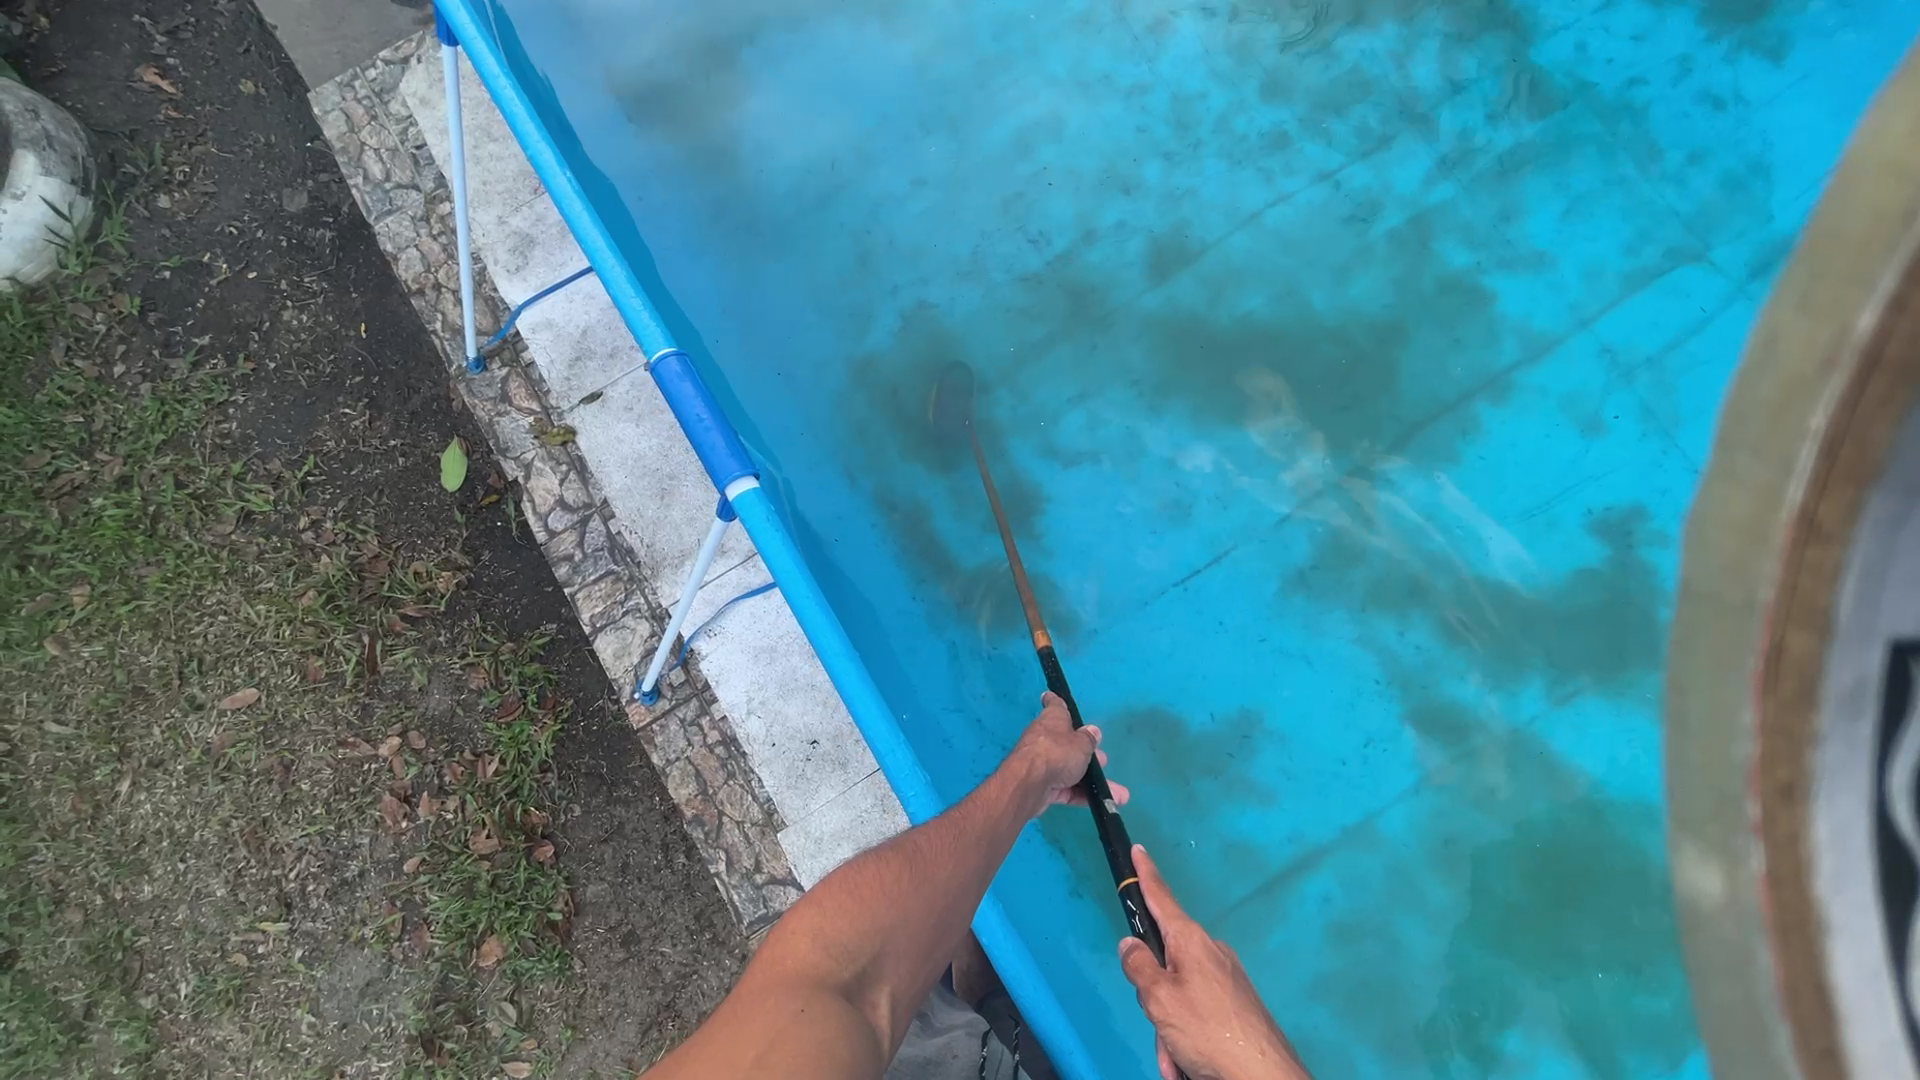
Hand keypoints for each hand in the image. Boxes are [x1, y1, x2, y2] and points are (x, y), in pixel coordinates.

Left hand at [1004, 692, 1128, 819]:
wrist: (1029, 784)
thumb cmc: (1057, 753)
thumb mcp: (1081, 744)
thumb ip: (1088, 739)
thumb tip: (1092, 731)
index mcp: (1052, 720)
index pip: (1055, 706)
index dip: (1056, 701)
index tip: (1051, 696)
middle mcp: (1044, 739)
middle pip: (1066, 743)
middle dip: (1085, 753)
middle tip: (1103, 760)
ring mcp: (1041, 764)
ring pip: (1069, 770)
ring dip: (1090, 781)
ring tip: (1117, 792)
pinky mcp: (1041, 786)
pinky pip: (1064, 789)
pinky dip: (1080, 795)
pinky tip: (1099, 802)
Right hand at [1118, 846, 1310, 1079]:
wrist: (1267, 1079)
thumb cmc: (1208, 1030)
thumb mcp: (1159, 998)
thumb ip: (1139, 966)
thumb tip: (1131, 943)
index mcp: (1190, 940)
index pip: (1161, 897)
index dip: (1146, 874)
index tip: (1139, 849)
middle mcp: (1210, 951)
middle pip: (1165, 959)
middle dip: (1154, 995)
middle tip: (1159, 1027)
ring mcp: (1227, 977)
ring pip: (1180, 993)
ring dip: (1171, 1027)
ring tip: (1178, 1059)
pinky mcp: (1238, 1003)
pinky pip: (1199, 1012)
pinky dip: (1189, 1037)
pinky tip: (1190, 1063)